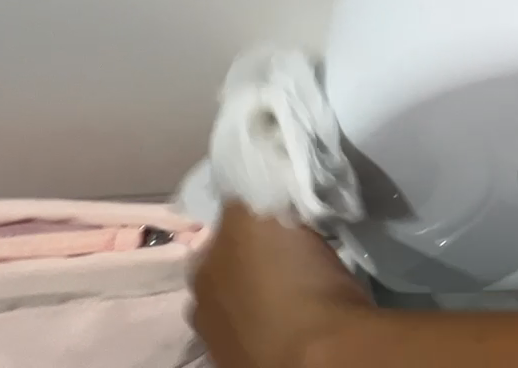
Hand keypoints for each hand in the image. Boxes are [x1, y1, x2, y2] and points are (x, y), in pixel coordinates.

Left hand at [191, 203, 372, 367]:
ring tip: (316, 261)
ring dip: (281, 274)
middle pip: (240, 256)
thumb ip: (253, 188)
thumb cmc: (285, 277)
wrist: (314, 352)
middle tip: (306, 227)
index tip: (290, 199)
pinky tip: (315, 294)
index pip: (226, 224)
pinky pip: (278, 313)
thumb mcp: (264, 213)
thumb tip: (254, 169)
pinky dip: (293, 302)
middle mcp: (202, 305)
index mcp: (200, 267)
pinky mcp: (256, 357)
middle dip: (266, 244)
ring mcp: (227, 338)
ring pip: (257, 288)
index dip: (258, 208)